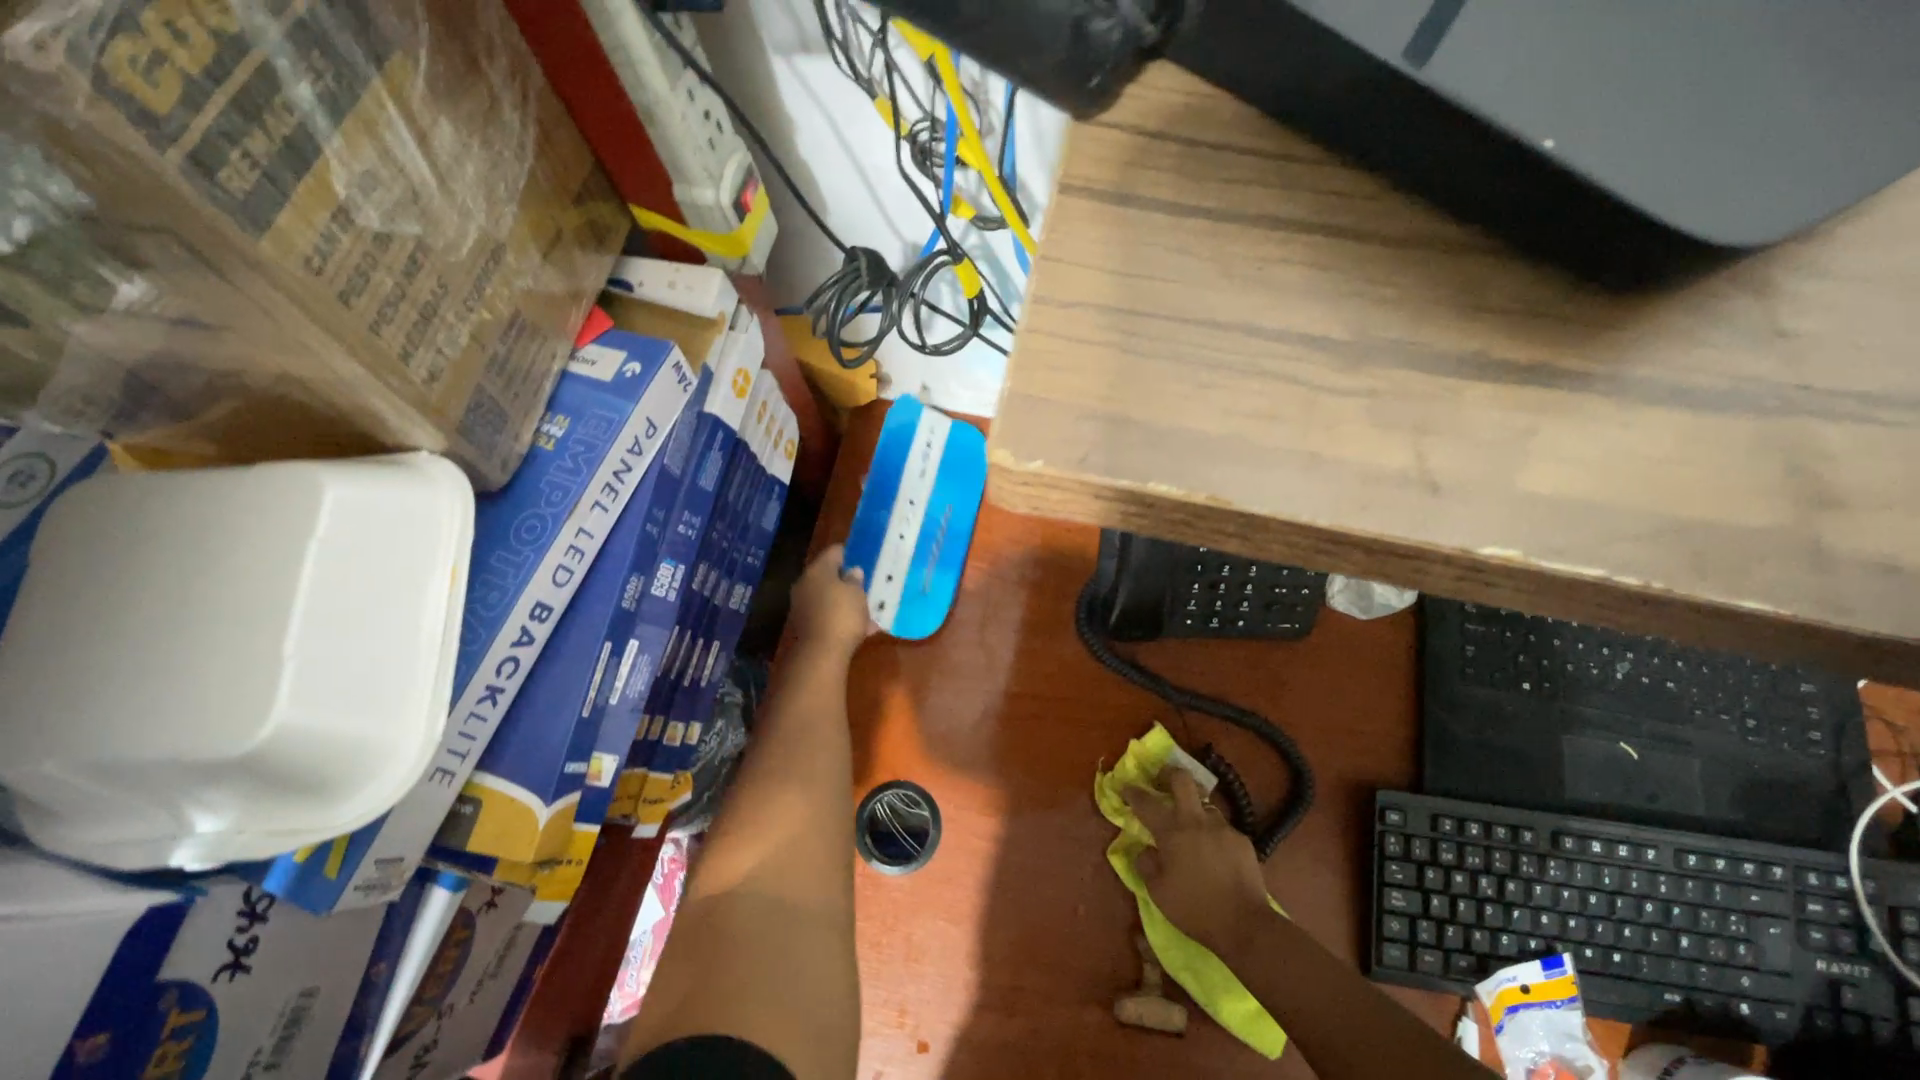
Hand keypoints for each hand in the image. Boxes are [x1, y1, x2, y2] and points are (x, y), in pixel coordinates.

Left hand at [789, 544, 875, 654]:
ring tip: (868, 608)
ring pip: (829, 598)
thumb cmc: (842, 614)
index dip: (849, 552)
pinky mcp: (806, 626)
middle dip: (847, 580)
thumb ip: (855, 580)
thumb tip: (852, 572)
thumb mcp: (857, 594)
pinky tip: (862, 628)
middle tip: (866, 582)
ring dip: (846, 601)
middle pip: (828, 576)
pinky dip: (842, 618)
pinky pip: (828, 616)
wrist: (820, 653)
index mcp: (818, 570)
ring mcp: (804, 606)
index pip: (834, 552)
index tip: (863, 555)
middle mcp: (806, 584)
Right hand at [1123, 768, 1272, 951]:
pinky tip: (1215, 856)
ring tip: (1193, 834)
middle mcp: (1197, 822)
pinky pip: (1222, 829)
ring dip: (1194, 813)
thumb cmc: (1194, 909)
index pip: (1147, 803)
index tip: (1126, 787)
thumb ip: (1147, 865)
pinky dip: (1213, 836)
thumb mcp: (1158, 892)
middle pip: (1183, 780)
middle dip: (1169, 774)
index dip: (1133, 792)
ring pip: (1205, 806)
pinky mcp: (1242, 840)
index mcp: (1172, 833)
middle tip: (1161, 781)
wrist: (1245, 924)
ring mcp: (1223, 828)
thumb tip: (1145, 849)